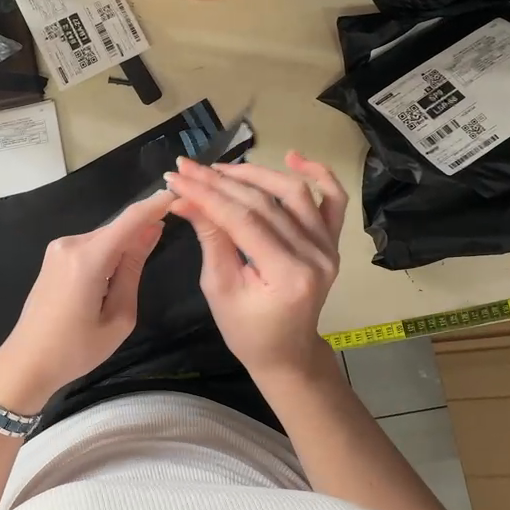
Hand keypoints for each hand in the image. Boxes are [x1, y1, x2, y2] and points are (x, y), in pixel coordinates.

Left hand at [0, 190, 174, 413]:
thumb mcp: (118, 316)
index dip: (156, 205)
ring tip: (138, 269)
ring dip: (123, 246)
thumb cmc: (76, 349)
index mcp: (88, 259)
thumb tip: (152, 232)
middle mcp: (70, 244)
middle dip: (142, 229)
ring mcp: (57, 249)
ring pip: (104, 238)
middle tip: (169, 236)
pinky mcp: (52, 257)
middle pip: (117, 229)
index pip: (130, 220)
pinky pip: (89, 247)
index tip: (180, 194)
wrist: (27, 361)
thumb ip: (134, 269)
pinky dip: (107, 254)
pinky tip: (113, 276)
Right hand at [164, 151, 348, 382]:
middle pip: (264, 203)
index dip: (207, 194)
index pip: (242, 219)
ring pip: (293, 193)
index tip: (176, 177)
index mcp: (287, 275)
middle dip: (220, 182)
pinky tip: (293, 158)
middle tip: (186, 168)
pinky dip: (317, 175)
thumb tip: (185, 198)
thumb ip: (210, 239)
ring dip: (255, 173)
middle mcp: (315, 256)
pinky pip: (333, 201)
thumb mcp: (219, 288)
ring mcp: (328, 247)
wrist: (287, 352)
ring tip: (220, 168)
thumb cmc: (246, 331)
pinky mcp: (332, 242)